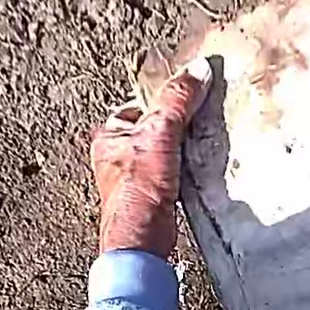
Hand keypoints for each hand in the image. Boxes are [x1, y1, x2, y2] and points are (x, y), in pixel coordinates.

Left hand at [90, 59, 212, 257]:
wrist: (142, 239)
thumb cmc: (138, 189)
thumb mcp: (159, 132)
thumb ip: (178, 100)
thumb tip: (198, 70)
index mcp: (108, 135)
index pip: (140, 106)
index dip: (165, 103)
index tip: (188, 103)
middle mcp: (116, 157)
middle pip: (154, 129)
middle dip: (177, 129)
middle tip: (198, 127)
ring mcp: (134, 179)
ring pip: (165, 153)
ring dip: (183, 152)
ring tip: (200, 149)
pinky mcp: (152, 198)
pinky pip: (172, 174)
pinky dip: (185, 172)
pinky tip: (197, 172)